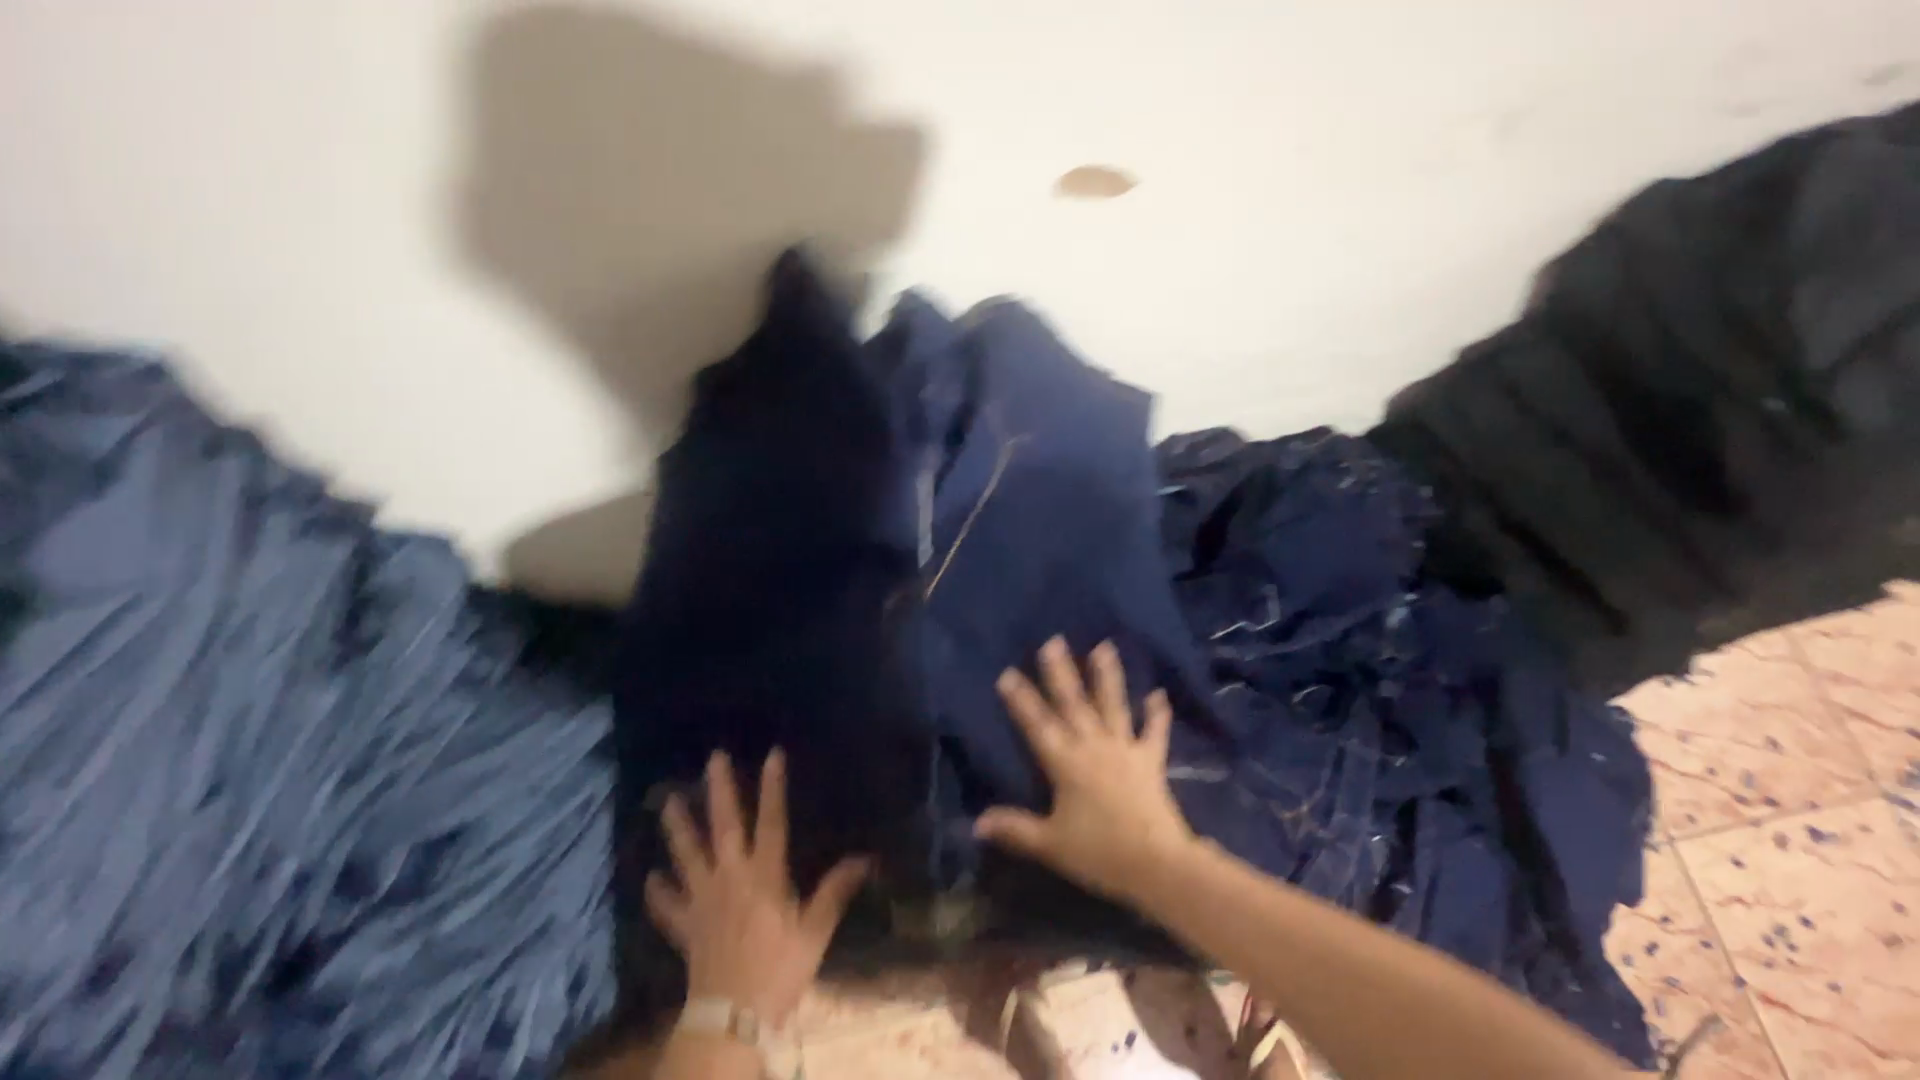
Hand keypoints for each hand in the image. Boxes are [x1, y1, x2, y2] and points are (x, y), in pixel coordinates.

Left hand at [646, 750, 870, 1024]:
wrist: (734, 1014)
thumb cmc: (780, 970)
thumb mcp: (815, 931)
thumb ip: (835, 891)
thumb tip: (865, 859)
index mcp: (765, 875)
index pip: (771, 821)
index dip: (772, 787)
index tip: (772, 755)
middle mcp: (730, 877)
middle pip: (722, 826)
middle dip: (719, 790)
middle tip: (712, 759)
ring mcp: (702, 900)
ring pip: (686, 855)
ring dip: (678, 827)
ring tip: (668, 801)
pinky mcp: (685, 925)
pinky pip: (667, 905)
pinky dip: (658, 892)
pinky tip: (651, 878)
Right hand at [974, 637, 1195, 900]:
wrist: (1157, 864)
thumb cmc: (1099, 852)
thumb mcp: (1050, 844)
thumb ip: (1014, 828)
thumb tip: (976, 822)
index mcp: (1065, 764)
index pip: (1037, 725)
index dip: (1021, 700)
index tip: (1007, 673)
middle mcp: (1094, 747)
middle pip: (1073, 704)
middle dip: (1060, 673)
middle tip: (1053, 641)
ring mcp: (1125, 751)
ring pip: (1113, 706)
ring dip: (1107, 676)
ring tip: (1104, 647)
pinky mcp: (1151, 762)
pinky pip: (1154, 733)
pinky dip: (1157, 714)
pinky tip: (1158, 694)